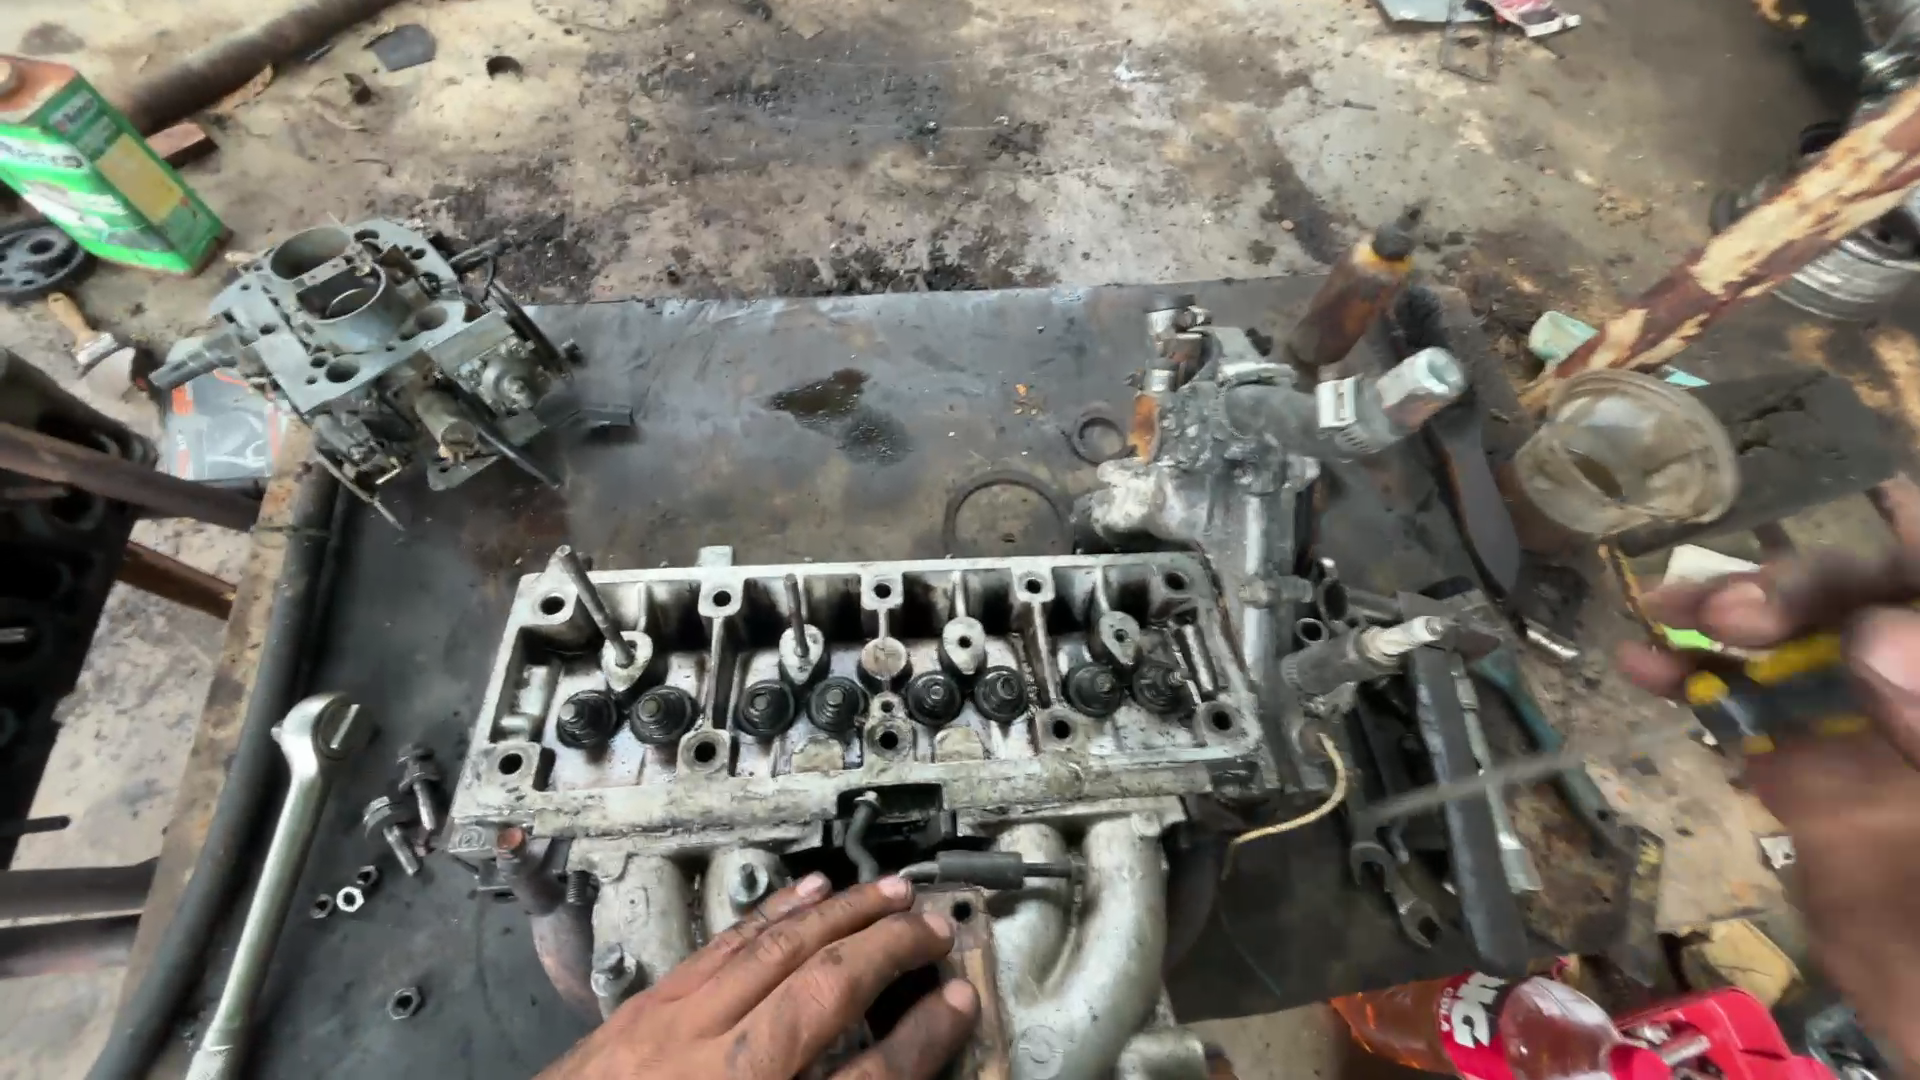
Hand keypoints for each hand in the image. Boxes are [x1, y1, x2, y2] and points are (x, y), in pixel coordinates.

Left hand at [538, 874, 978, 1079]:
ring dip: (845, 913)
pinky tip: (809, 891)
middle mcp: (719, 1074)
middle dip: (893, 951)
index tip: (960, 1002)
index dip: (924, 1038)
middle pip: (828, 991)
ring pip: (781, 949)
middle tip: (935, 928)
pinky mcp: (645, 1009)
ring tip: (891, 892)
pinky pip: (726, 944)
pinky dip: (777, 912)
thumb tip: (878, 1071)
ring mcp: (675, 1032)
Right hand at [1615, 549, 1919, 1072]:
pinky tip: (1642, 662)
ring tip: (1675, 613)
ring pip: (1806, 645)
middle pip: (1886, 602)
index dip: (1913, 535)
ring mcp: (1885, 738)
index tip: (1867, 508)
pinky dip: (1688, 678)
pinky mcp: (1810, 774)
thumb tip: (1883, 638)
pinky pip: (1745, 708)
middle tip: (1740, 610)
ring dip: (1732, 616)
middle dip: (1812, 586)